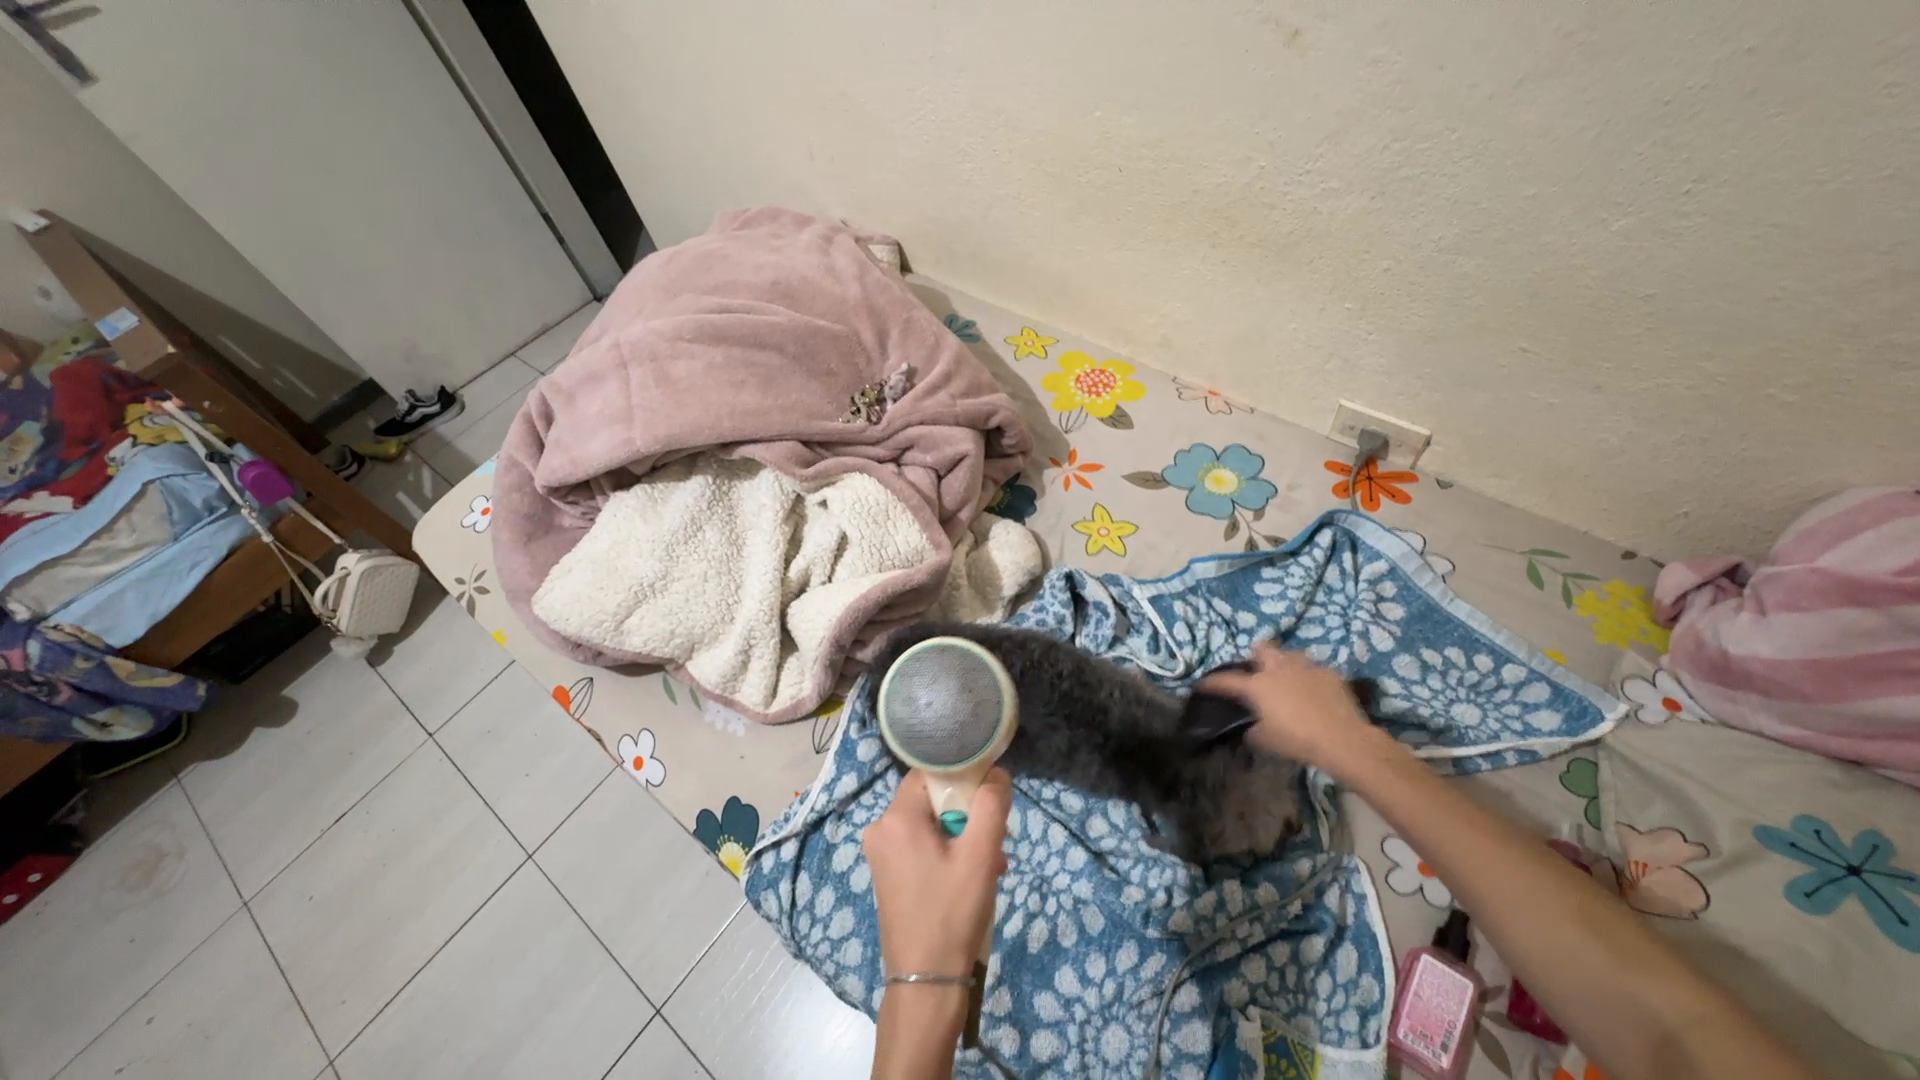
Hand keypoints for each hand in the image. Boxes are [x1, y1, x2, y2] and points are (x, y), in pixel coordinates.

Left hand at [863, 768, 1011, 977]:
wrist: (926, 980)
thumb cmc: (952, 912)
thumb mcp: (980, 854)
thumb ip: (991, 805)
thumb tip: (995, 773)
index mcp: (896, 817)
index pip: (930, 772)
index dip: (962, 778)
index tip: (987, 801)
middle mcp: (880, 828)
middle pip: (932, 800)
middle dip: (966, 815)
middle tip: (993, 843)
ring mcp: (880, 854)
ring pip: (930, 825)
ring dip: (962, 838)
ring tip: (989, 865)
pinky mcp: (887, 874)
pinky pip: (921, 847)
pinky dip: (946, 854)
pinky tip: (970, 878)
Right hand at [1199, 642, 1382, 771]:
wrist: (1342, 738)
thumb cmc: (1297, 740)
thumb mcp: (1266, 741)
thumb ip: (1252, 732)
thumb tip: (1250, 728)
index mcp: (1258, 686)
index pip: (1227, 680)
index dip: (1212, 682)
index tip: (1201, 684)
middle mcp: (1279, 669)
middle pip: (1262, 649)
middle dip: (1256, 655)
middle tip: (1257, 669)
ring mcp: (1306, 667)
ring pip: (1290, 654)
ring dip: (1285, 662)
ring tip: (1287, 676)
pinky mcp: (1330, 673)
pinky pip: (1315, 669)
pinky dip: (1310, 677)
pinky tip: (1314, 690)